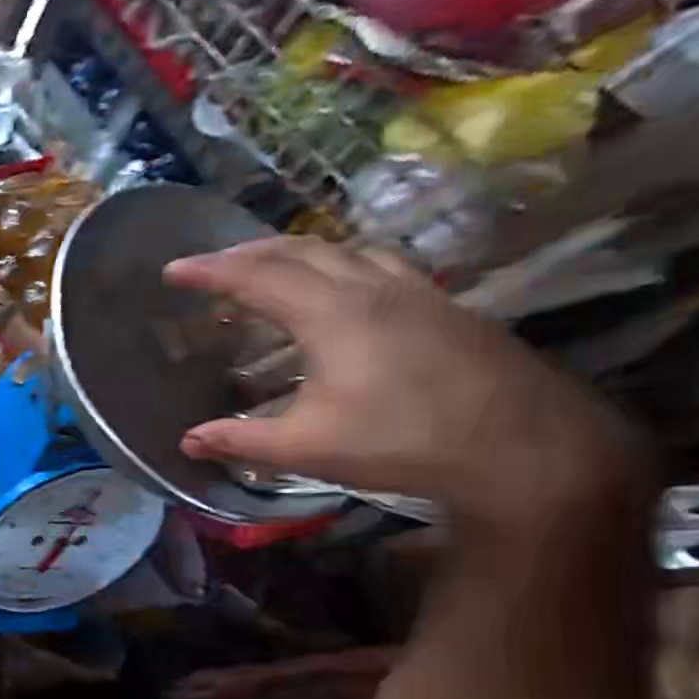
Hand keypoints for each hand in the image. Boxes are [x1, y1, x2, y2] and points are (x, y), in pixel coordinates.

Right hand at [165, 237, 640, 531]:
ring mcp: (414, 292)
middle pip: (301, 250)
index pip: (258, 277)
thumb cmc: (403, 442)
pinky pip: (374, 263)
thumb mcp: (306, 449)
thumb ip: (240, 441)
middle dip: (246, 252)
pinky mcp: (441, 305)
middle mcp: (374, 288)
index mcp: (335, 315)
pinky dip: (334, 264)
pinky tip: (333, 288)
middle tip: (208, 266)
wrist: (526, 448)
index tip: (172, 269)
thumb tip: (187, 442)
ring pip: (343, 250)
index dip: (210, 271)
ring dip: (293, 253)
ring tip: (263, 270)